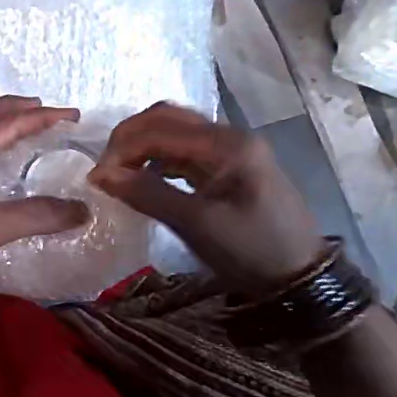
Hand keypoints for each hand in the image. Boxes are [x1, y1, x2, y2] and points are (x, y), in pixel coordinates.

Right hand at [89, 102, 325, 292]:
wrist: (300, 277)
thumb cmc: (251, 250)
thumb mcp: (197, 225)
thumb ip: (149, 195)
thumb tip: (101, 175)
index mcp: (227, 144)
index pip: (161, 128)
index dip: (122, 148)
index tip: (96, 178)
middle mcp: (229, 137)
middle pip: (168, 119)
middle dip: (130, 138)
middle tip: (104, 170)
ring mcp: (230, 151)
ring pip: (175, 132)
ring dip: (143, 147)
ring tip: (118, 175)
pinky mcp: (228, 168)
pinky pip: (185, 152)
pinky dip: (158, 160)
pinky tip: (143, 180)